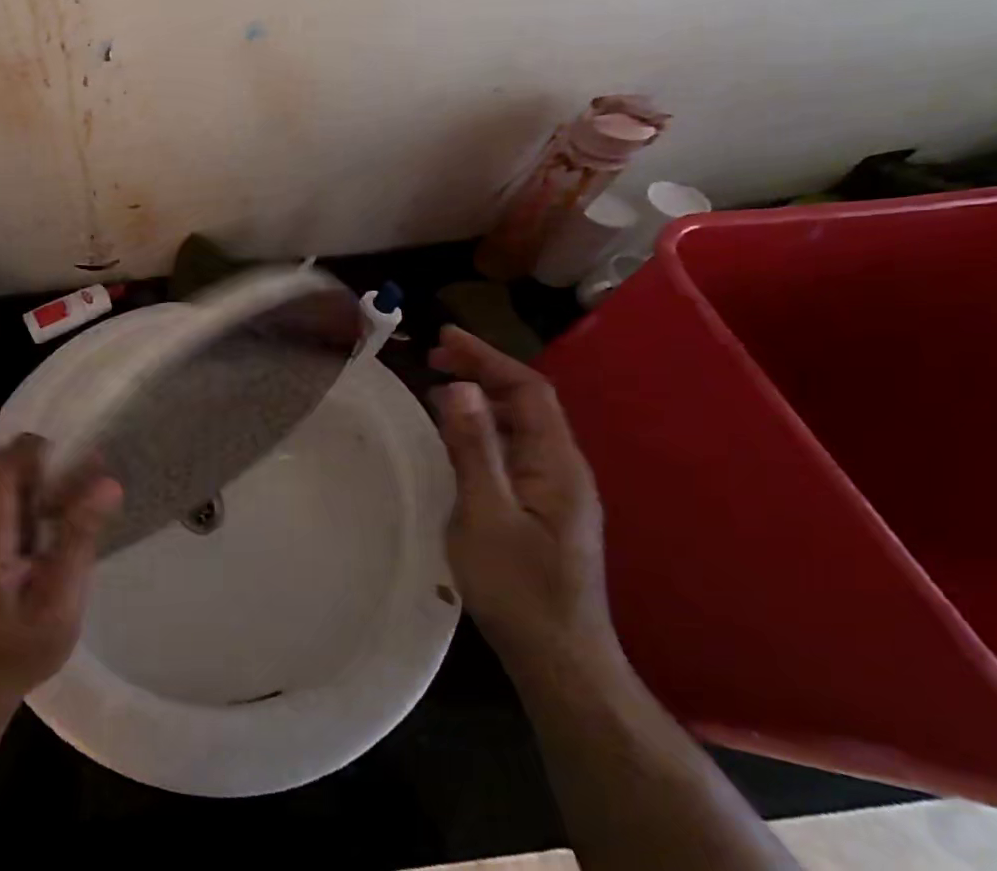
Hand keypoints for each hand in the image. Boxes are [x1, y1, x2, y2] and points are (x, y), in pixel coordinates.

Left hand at [0, 434, 121, 707]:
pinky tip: (62, 529)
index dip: (47, 453)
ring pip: (13, 477)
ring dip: (51, 485)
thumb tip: (109, 482)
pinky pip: (11, 495)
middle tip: (93, 494)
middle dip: (55, 469)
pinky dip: (40, 500)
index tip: (87, 467)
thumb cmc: (22, 646)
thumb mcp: (60, 601)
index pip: (6, 462)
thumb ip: (79, 538)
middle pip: (11, 465)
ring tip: (83, 515)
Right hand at [429, 326, 617, 667]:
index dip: (487, 356)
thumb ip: (474, 449)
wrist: (560, 659)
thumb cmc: (519, 590)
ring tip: (438, 388)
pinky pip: (513, 453)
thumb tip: (458, 386)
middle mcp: (563, 467)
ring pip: (520, 428)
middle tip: (433, 357)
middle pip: (527, 403)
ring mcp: (556, 491)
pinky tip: (458, 441)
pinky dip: (484, 433)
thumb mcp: (485, 516)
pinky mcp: (544, 510)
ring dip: (482, 401)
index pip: (527, 388)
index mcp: (557, 462)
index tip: (444, 336)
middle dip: (482, 372)